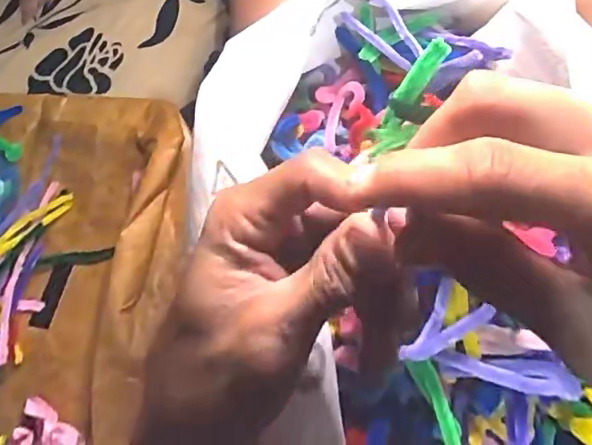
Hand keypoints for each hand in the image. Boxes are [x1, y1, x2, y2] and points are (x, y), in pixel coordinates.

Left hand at [137, 152, 407, 444]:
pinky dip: (372, 306)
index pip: (310, 173)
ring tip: (386, 350)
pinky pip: (355, 269)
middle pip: (344, 210)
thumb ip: (331, 275)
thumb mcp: (276, 328)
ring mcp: (293, 240)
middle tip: (400, 315)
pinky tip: (378, 352)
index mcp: (246, 212)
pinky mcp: (309, 268)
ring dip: (380, 292)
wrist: (191, 429)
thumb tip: (385, 225)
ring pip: (358, 241)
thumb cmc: (216, 377)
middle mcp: (273, 213)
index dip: (357, 190)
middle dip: (378, 260)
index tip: (401, 229)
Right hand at [342, 72, 591, 402]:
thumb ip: (492, 270)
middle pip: (494, 99)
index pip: (499, 167)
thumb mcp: (590, 338)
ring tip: (428, 183)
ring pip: (507, 89)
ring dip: (452, 129)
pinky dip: (486, 128)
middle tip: (394, 190)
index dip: (418, 174)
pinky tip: (474, 168)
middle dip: (428, 139)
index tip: (358, 188)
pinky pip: (531, 99)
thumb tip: (405, 229)